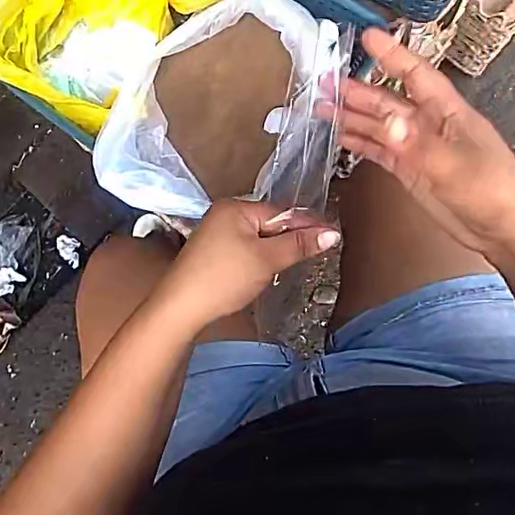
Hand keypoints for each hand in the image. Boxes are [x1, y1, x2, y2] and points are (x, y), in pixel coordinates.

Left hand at [157, 200, 340, 326]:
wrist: (181, 308)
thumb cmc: (223, 278)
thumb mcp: (266, 259)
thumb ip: (299, 244)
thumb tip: (332, 233)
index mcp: (237, 207)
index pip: (282, 212)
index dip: (309, 225)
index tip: (334, 235)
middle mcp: (226, 214)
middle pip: (271, 223)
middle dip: (294, 237)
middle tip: (320, 250)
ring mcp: (218, 234)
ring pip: (260, 237)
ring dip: (279, 249)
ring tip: (300, 260)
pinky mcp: (214, 253)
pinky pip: (248, 248)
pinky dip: (263, 257)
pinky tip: (271, 270)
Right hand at [339, 28, 514, 255]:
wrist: (505, 229)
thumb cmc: (494, 190)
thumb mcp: (455, 165)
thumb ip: (418, 145)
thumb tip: (388, 125)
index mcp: (447, 112)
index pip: (416, 75)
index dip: (392, 55)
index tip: (368, 37)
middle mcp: (430, 125)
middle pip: (389, 100)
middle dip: (359, 90)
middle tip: (327, 82)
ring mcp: (419, 149)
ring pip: (380, 126)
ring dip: (353, 116)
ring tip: (323, 107)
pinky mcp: (412, 171)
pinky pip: (381, 151)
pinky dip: (361, 143)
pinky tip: (341, 137)